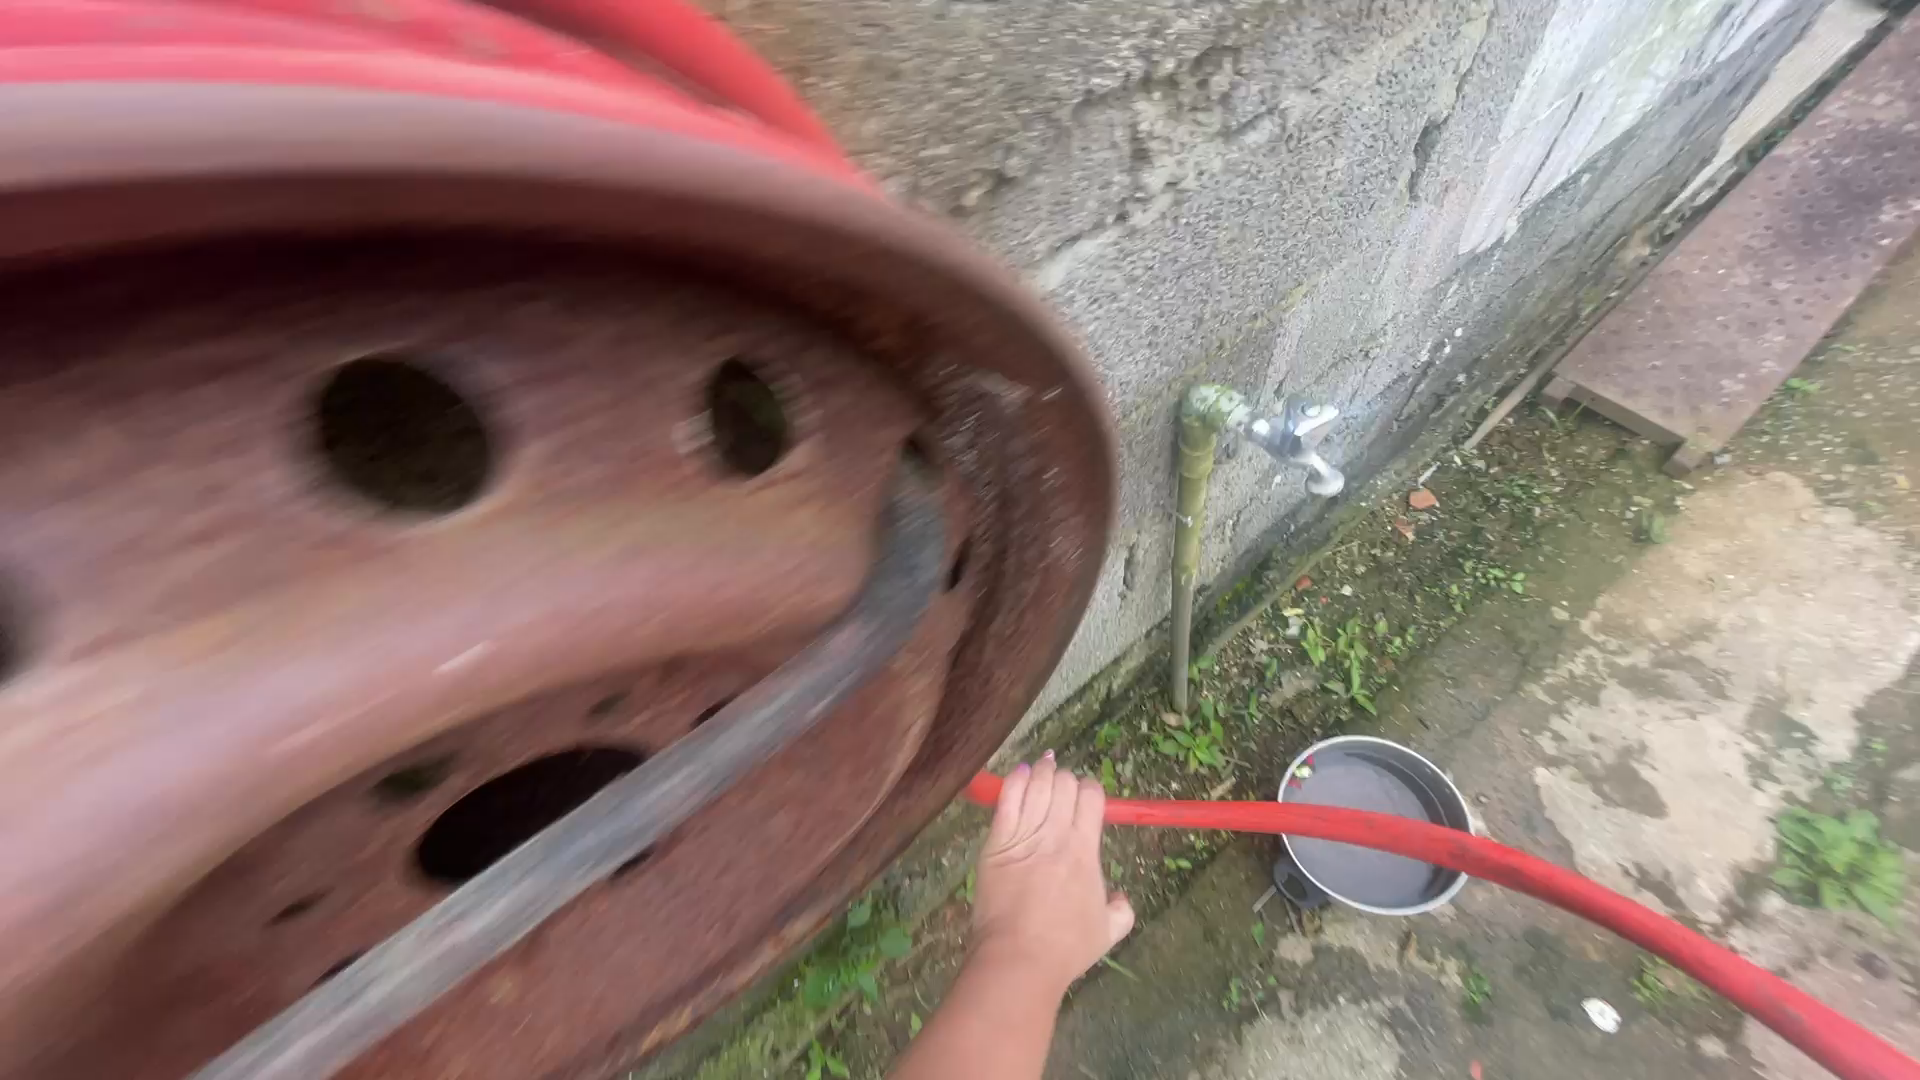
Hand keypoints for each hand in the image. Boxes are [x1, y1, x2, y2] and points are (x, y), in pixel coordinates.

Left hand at [970, 752, 1133, 996]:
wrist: (1018, 958)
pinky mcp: (997, 841)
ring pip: (1035, 784)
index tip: (1085, 797)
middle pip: (1063, 784)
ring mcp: (1025, 835)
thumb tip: (1120, 896)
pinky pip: (1007, 799)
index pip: (1091, 796)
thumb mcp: (1108, 933)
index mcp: (1085, 851)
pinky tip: (1020, 772)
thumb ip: (1121, 910)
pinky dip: (1015, 780)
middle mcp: (1056, 835)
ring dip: (1041, 771)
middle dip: (1065, 779)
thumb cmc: (1065, 949)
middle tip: (1060, 788)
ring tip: (1042, 767)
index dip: (1089, 790)